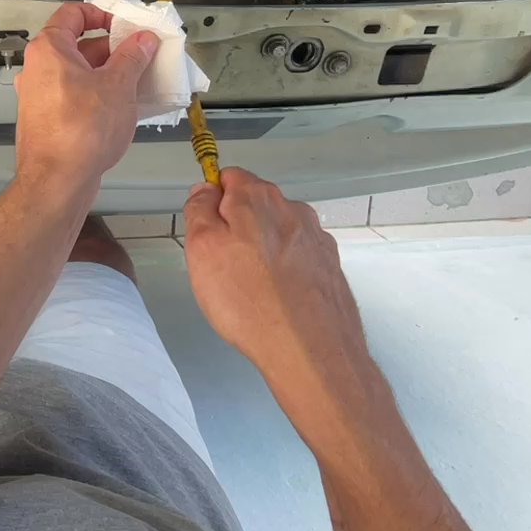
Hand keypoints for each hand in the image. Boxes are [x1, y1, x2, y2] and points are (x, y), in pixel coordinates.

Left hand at [13, 2, 157, 187]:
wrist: (57, 180)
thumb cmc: (77, 133)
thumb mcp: (118, 86)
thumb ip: (132, 57)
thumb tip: (141, 42)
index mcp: (49, 50)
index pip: (73, 14)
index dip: (102, 14)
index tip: (125, 24)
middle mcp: (38, 70)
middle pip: (78, 45)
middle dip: (113, 49)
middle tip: (142, 55)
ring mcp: (40, 96)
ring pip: (78, 74)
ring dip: (108, 75)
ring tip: (139, 83)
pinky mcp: (47, 119)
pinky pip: (75, 97)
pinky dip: (98, 96)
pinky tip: (124, 108)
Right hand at [183, 168, 383, 443]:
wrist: (311, 353)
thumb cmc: (246, 299)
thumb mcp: (201, 248)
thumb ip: (199, 209)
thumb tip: (205, 189)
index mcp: (257, 196)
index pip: (228, 177)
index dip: (211, 201)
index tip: (205, 233)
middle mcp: (293, 208)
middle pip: (254, 205)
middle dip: (236, 226)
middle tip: (222, 266)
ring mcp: (317, 239)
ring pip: (276, 232)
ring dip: (262, 249)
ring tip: (251, 288)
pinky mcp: (332, 269)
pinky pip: (297, 258)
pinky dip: (285, 271)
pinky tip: (277, 300)